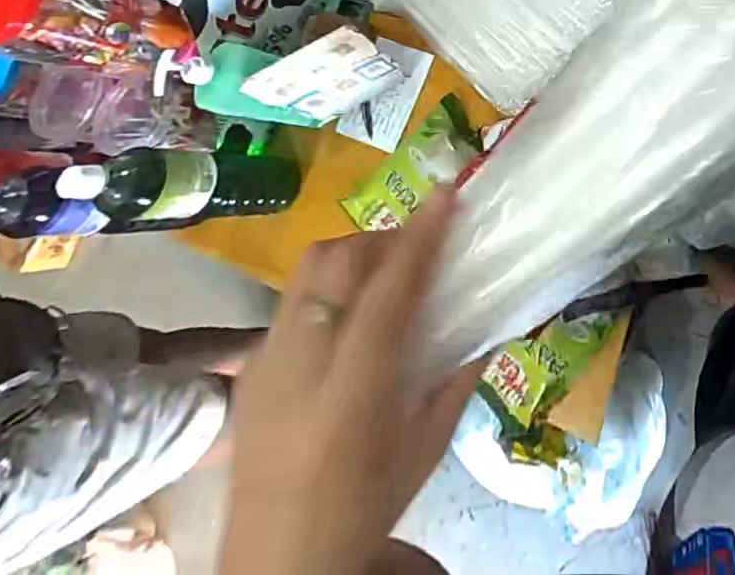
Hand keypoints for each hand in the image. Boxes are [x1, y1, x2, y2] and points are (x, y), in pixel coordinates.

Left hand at [219, 193, 483, 574]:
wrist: (274, 559)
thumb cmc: (361, 510)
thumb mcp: (422, 454)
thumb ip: (455, 384)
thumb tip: (485, 328)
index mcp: (352, 395)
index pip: (388, 294)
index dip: (419, 239)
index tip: (445, 196)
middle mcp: (300, 364)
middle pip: (336, 263)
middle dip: (382, 238)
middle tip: (415, 244)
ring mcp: (266, 359)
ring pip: (307, 268)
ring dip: (351, 252)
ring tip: (382, 267)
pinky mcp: (250, 361)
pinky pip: (292, 296)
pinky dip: (326, 282)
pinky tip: (345, 309)